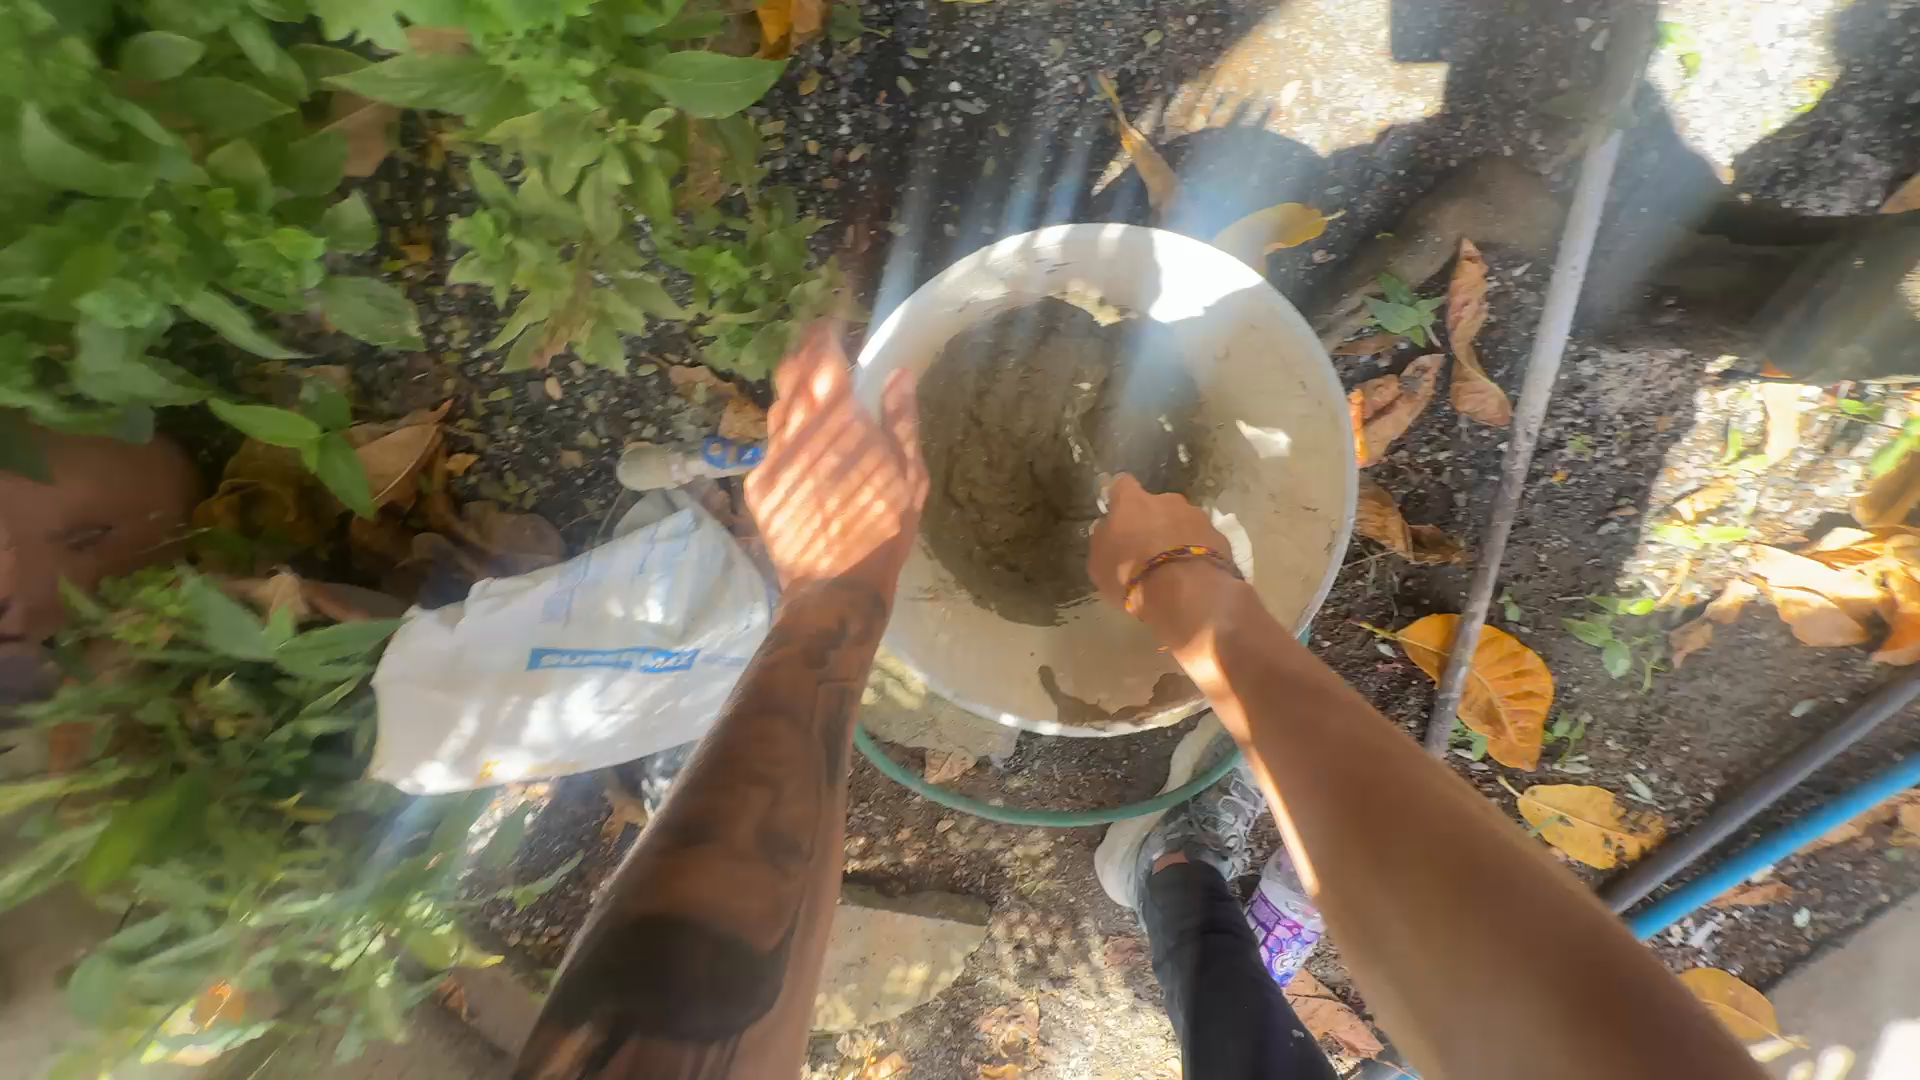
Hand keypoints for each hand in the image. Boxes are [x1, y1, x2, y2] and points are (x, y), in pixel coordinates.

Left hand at [746, 323, 927, 596]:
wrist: (834, 586)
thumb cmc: (883, 532)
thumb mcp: (909, 478)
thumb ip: (901, 421)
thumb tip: (898, 374)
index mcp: (842, 425)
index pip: (823, 361)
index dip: (824, 336)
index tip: (831, 322)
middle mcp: (800, 433)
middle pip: (792, 377)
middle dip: (803, 353)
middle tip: (816, 342)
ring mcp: (773, 458)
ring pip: (778, 408)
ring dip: (793, 390)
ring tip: (809, 384)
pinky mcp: (759, 484)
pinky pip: (771, 443)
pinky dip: (786, 430)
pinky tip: (801, 438)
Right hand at [1086, 473, 1233, 610]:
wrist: (1186, 593)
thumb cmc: (1132, 574)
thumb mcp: (1099, 563)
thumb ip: (1102, 539)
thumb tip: (1106, 527)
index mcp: (1132, 502)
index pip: (1121, 484)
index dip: (1119, 496)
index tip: (1116, 510)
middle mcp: (1167, 500)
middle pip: (1156, 504)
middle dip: (1152, 520)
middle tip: (1147, 547)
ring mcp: (1198, 516)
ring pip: (1182, 521)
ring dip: (1176, 536)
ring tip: (1173, 565)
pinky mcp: (1220, 537)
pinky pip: (1202, 540)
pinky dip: (1196, 551)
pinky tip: (1192, 573)